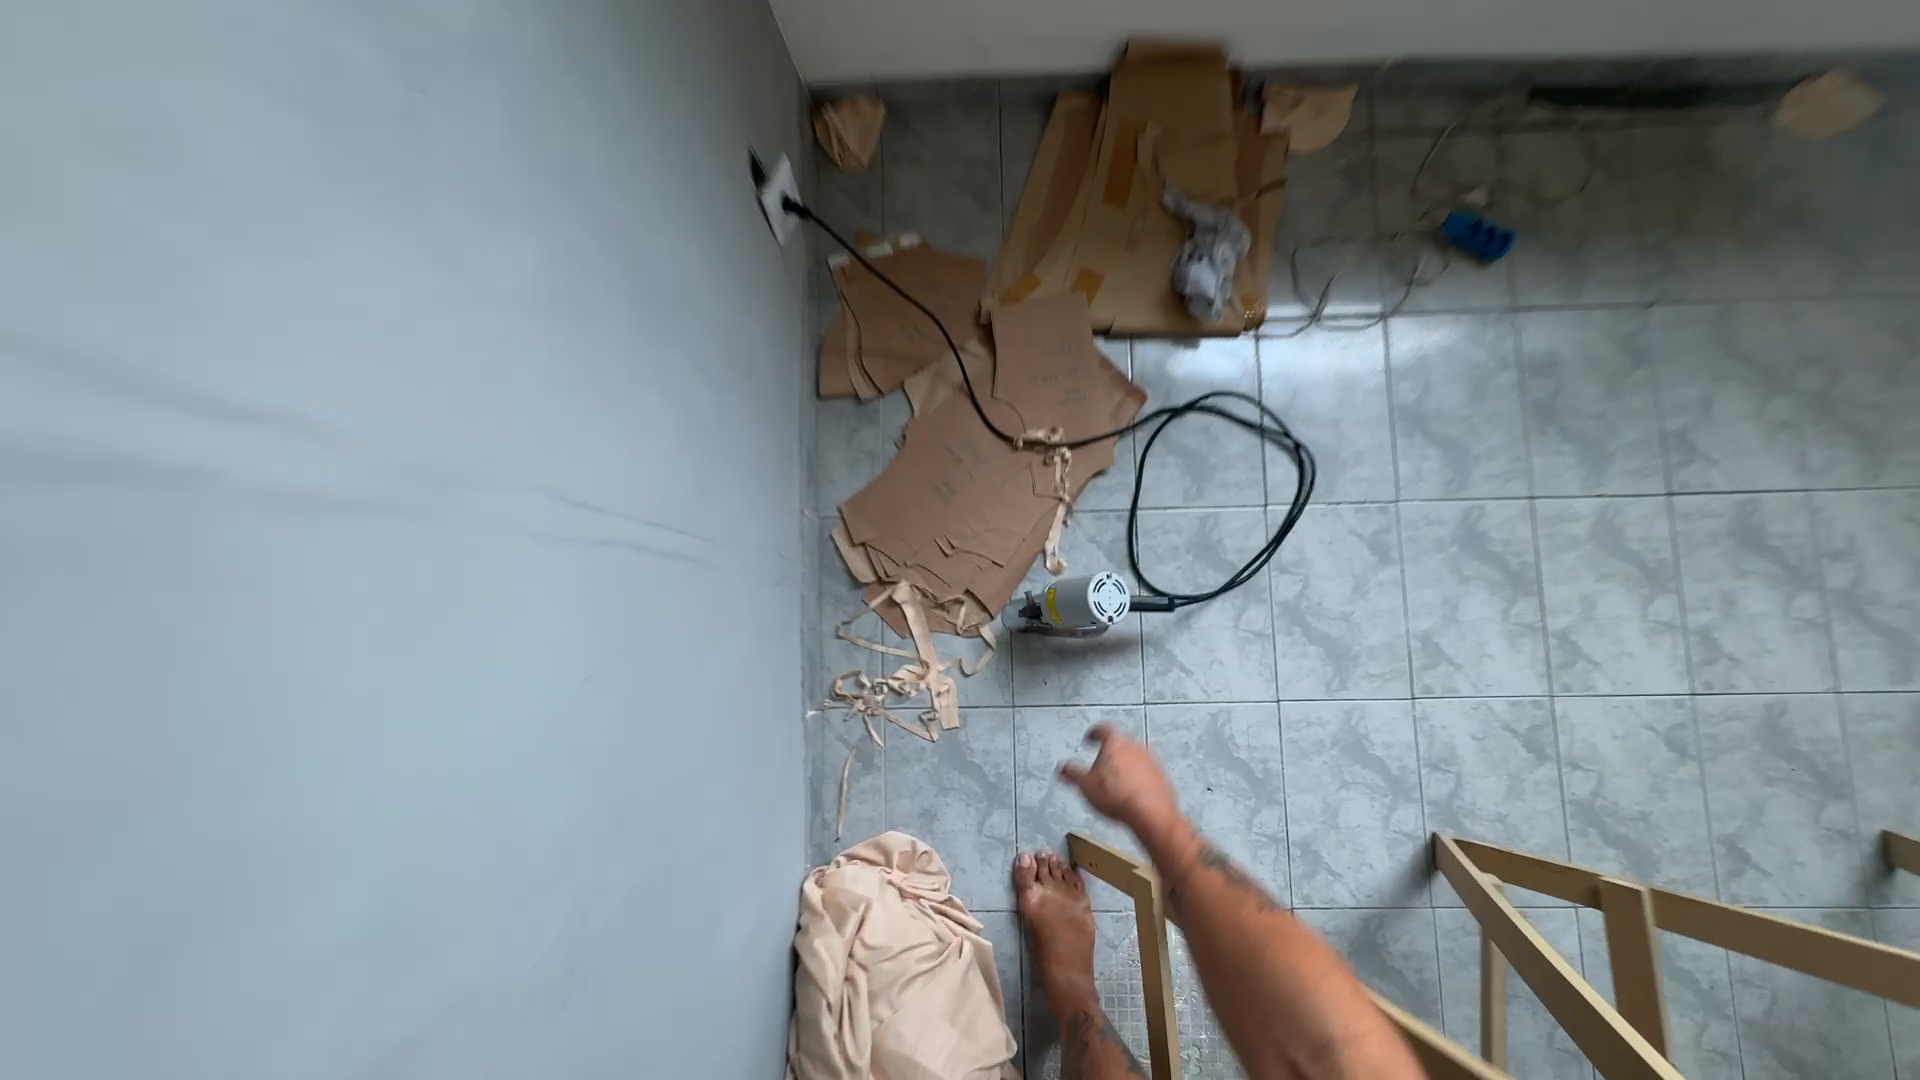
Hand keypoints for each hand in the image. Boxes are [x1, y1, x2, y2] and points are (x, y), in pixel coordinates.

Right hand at [1057, 724, 1181, 838]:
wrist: (1151, 814)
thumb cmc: (1115, 796)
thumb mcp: (1085, 785)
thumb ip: (1072, 773)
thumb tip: (1061, 767)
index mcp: (1115, 742)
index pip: (1103, 729)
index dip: (1094, 733)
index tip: (1089, 739)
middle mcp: (1135, 746)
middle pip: (1120, 743)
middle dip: (1110, 752)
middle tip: (1101, 764)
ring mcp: (1151, 761)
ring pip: (1134, 758)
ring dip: (1125, 766)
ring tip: (1116, 782)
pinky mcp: (1162, 777)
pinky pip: (1146, 772)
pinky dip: (1138, 778)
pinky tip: (1131, 793)